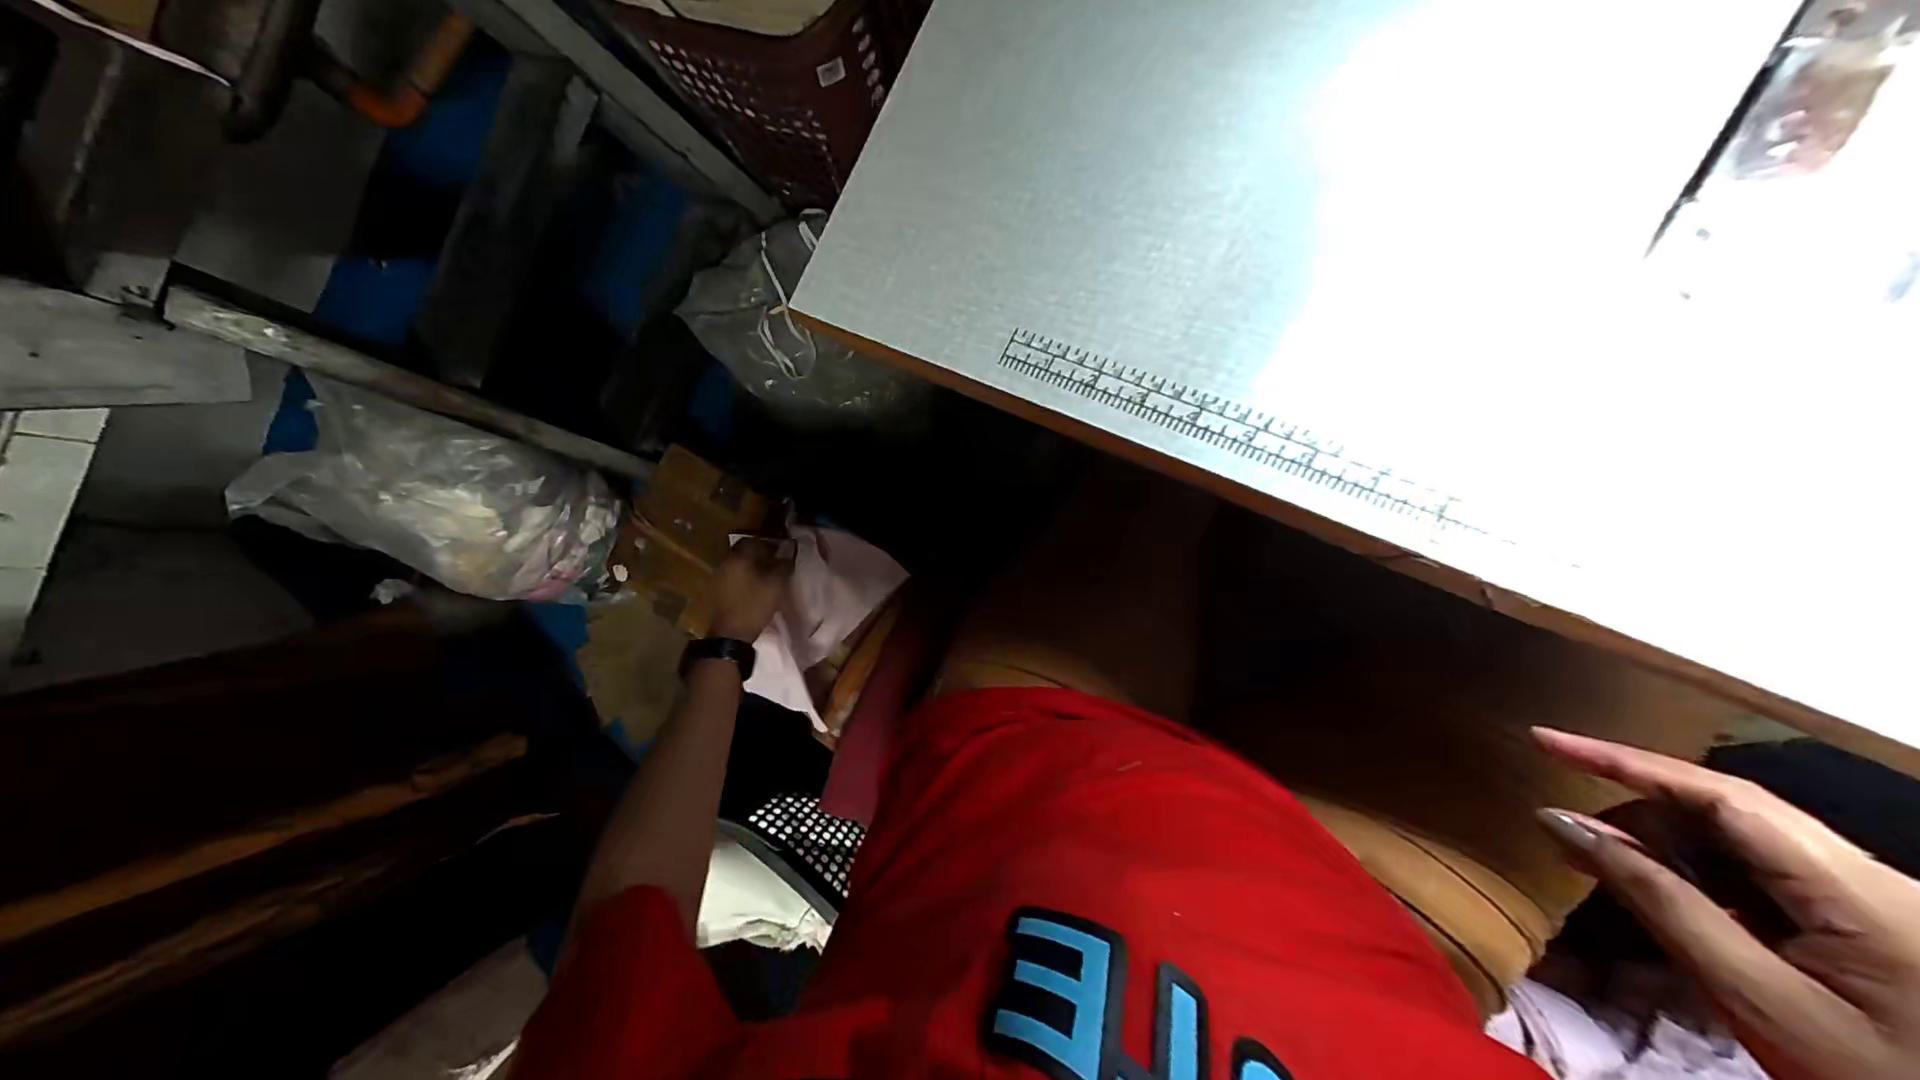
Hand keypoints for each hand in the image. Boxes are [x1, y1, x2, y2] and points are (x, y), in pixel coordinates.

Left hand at [707, 537, 794, 641]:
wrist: (730, 634)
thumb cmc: (755, 606)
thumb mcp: (776, 585)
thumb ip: (784, 565)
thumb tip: (789, 553)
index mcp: (739, 557)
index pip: (754, 540)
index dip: (769, 543)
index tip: (781, 551)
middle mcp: (726, 562)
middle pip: (743, 549)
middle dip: (759, 552)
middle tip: (774, 561)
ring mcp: (719, 575)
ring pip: (737, 561)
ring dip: (750, 563)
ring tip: (765, 573)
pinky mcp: (717, 588)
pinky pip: (732, 573)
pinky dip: (743, 574)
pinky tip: (753, 584)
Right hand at [1533, 728, 1919, 1079]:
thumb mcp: (1754, 997)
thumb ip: (1658, 901)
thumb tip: (1562, 823)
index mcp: (1860, 892)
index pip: (1720, 795)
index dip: (1625, 760)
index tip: (1545, 739)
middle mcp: (1873, 877)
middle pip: (1727, 810)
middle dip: (1635, 808)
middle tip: (1562, 827)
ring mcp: (1875, 898)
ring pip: (1740, 839)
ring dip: (1661, 843)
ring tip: (1596, 863)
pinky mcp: (1868, 921)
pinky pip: (1760, 871)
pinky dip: (1696, 872)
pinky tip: (1659, 892)